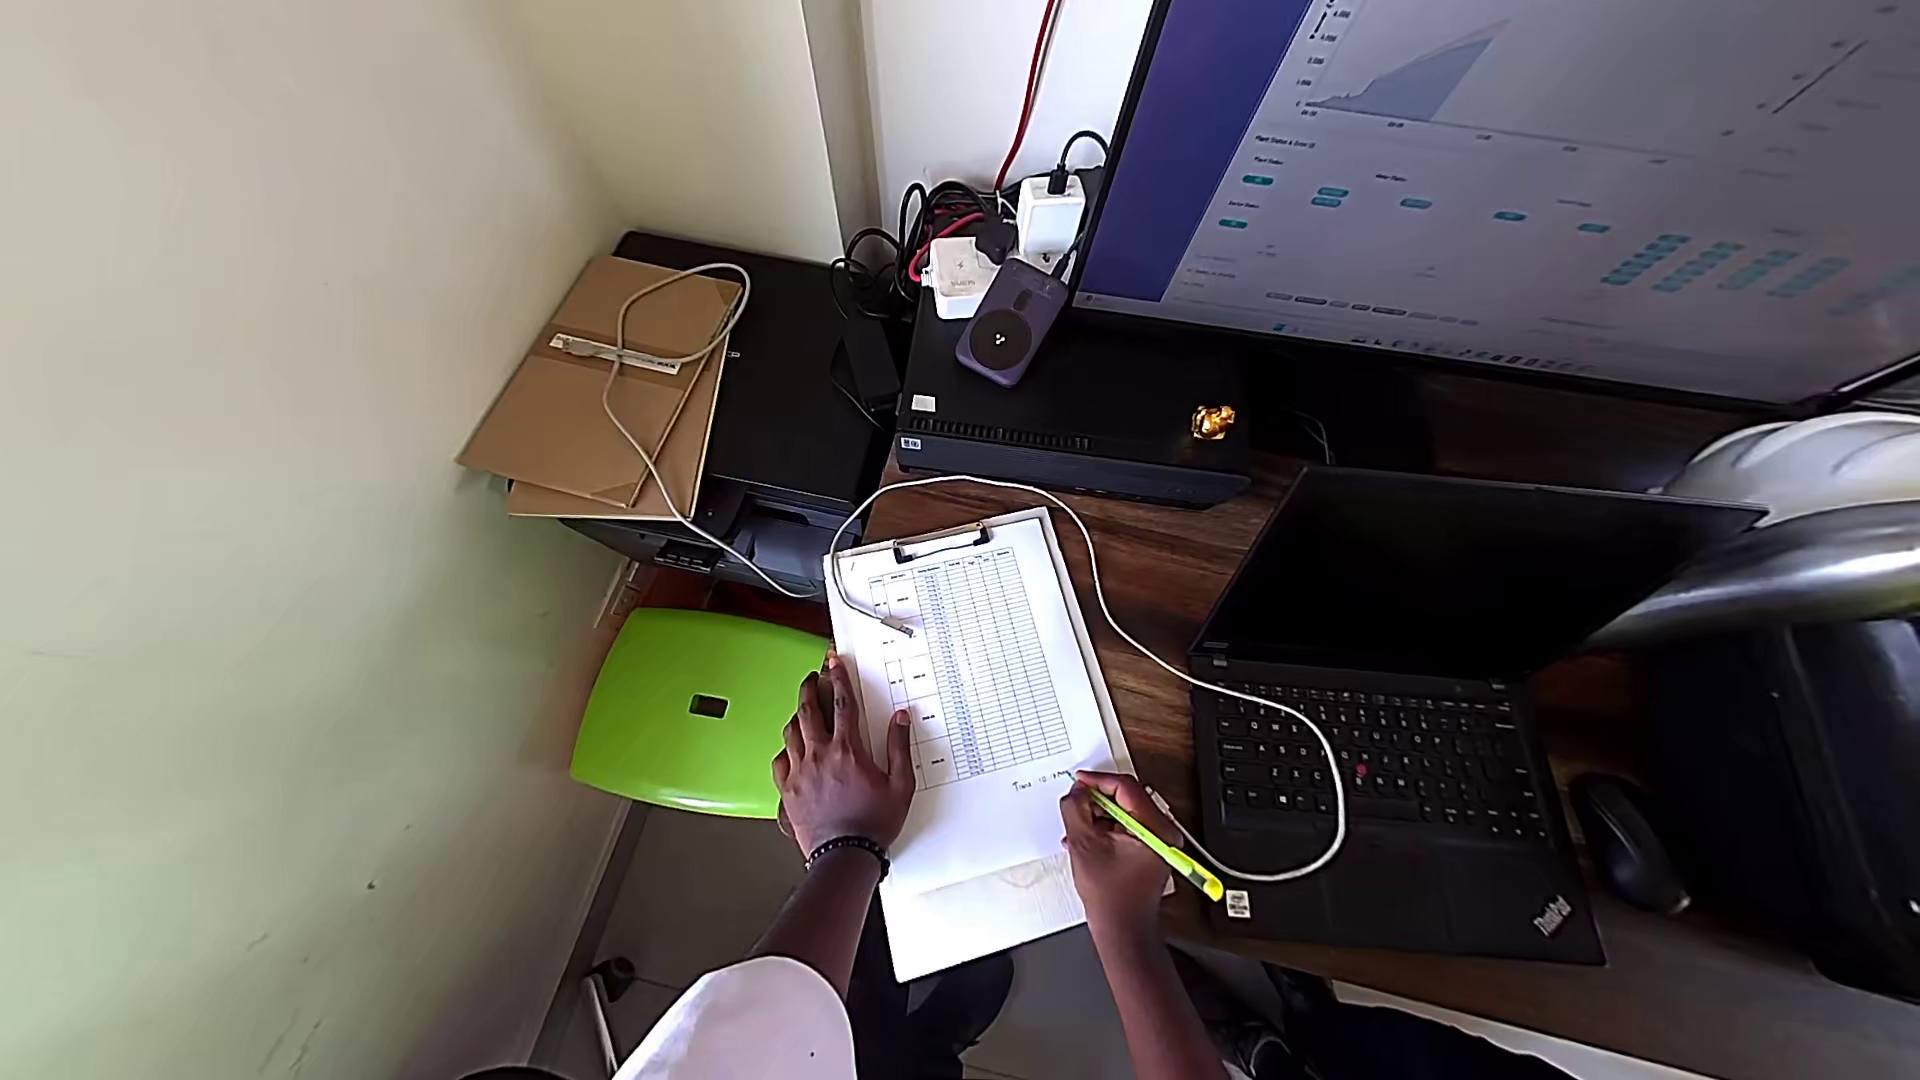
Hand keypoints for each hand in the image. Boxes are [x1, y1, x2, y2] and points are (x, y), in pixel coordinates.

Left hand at [773, 652, 915, 855]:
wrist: (845, 857)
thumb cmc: (873, 823)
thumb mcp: (900, 784)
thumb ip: (899, 747)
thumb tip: (900, 718)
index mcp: (848, 750)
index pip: (841, 702)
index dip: (838, 677)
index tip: (834, 661)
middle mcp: (820, 756)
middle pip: (808, 710)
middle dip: (809, 687)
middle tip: (812, 677)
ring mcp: (800, 773)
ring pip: (791, 732)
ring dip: (797, 715)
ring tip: (803, 708)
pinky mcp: (788, 791)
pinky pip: (780, 761)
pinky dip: (785, 749)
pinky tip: (791, 748)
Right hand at [1061, 771, 1180, 941]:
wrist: (1123, 932)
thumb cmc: (1112, 899)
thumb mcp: (1083, 844)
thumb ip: (1076, 808)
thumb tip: (1077, 791)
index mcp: (1154, 828)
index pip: (1125, 787)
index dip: (1098, 781)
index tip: (1080, 781)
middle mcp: (1161, 832)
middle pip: (1125, 797)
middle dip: (1096, 801)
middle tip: (1077, 804)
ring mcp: (1156, 842)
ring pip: (1122, 811)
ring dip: (1097, 816)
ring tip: (1079, 829)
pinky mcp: (1149, 850)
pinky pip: (1124, 826)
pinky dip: (1104, 828)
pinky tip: (1087, 840)